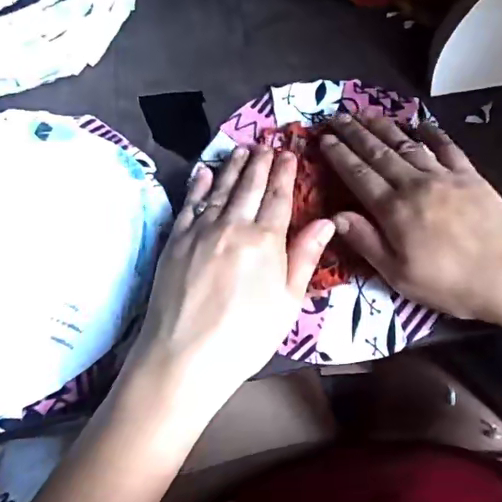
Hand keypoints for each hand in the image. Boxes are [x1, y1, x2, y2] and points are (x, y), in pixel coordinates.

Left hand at [130, 147, 333, 416]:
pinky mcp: (175, 241)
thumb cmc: (246, 338)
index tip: (289, 153)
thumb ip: (305, 257)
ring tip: (243, 149)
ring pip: (220, 189)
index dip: (285, 173)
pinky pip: (190, 204)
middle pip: (249, 187)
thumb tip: (326, 222)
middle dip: (261, 162)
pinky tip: (204, 171)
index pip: (279, 198)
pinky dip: (199, 185)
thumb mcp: (288, 302)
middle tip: (267, 143)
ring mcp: (200, 231)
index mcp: (266, 241)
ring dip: (233, 167)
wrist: (184, 358)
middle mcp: (233, 226)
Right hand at [317, 112, 501, 329]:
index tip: (323, 138)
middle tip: (336, 116)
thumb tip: (334, 216)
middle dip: (354, 132)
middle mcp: (416, 184)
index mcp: (394, 209)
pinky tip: (420, 124)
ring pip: (407, 144)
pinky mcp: (471, 176)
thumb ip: (367, 242)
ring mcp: (445, 176)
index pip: (358, 174)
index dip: (339, 154)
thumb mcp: (400, 275)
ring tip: (366, 114)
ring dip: (384, 127)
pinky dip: (431, 133)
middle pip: (378, 152)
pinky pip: (446, 147)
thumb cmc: (452, 284)